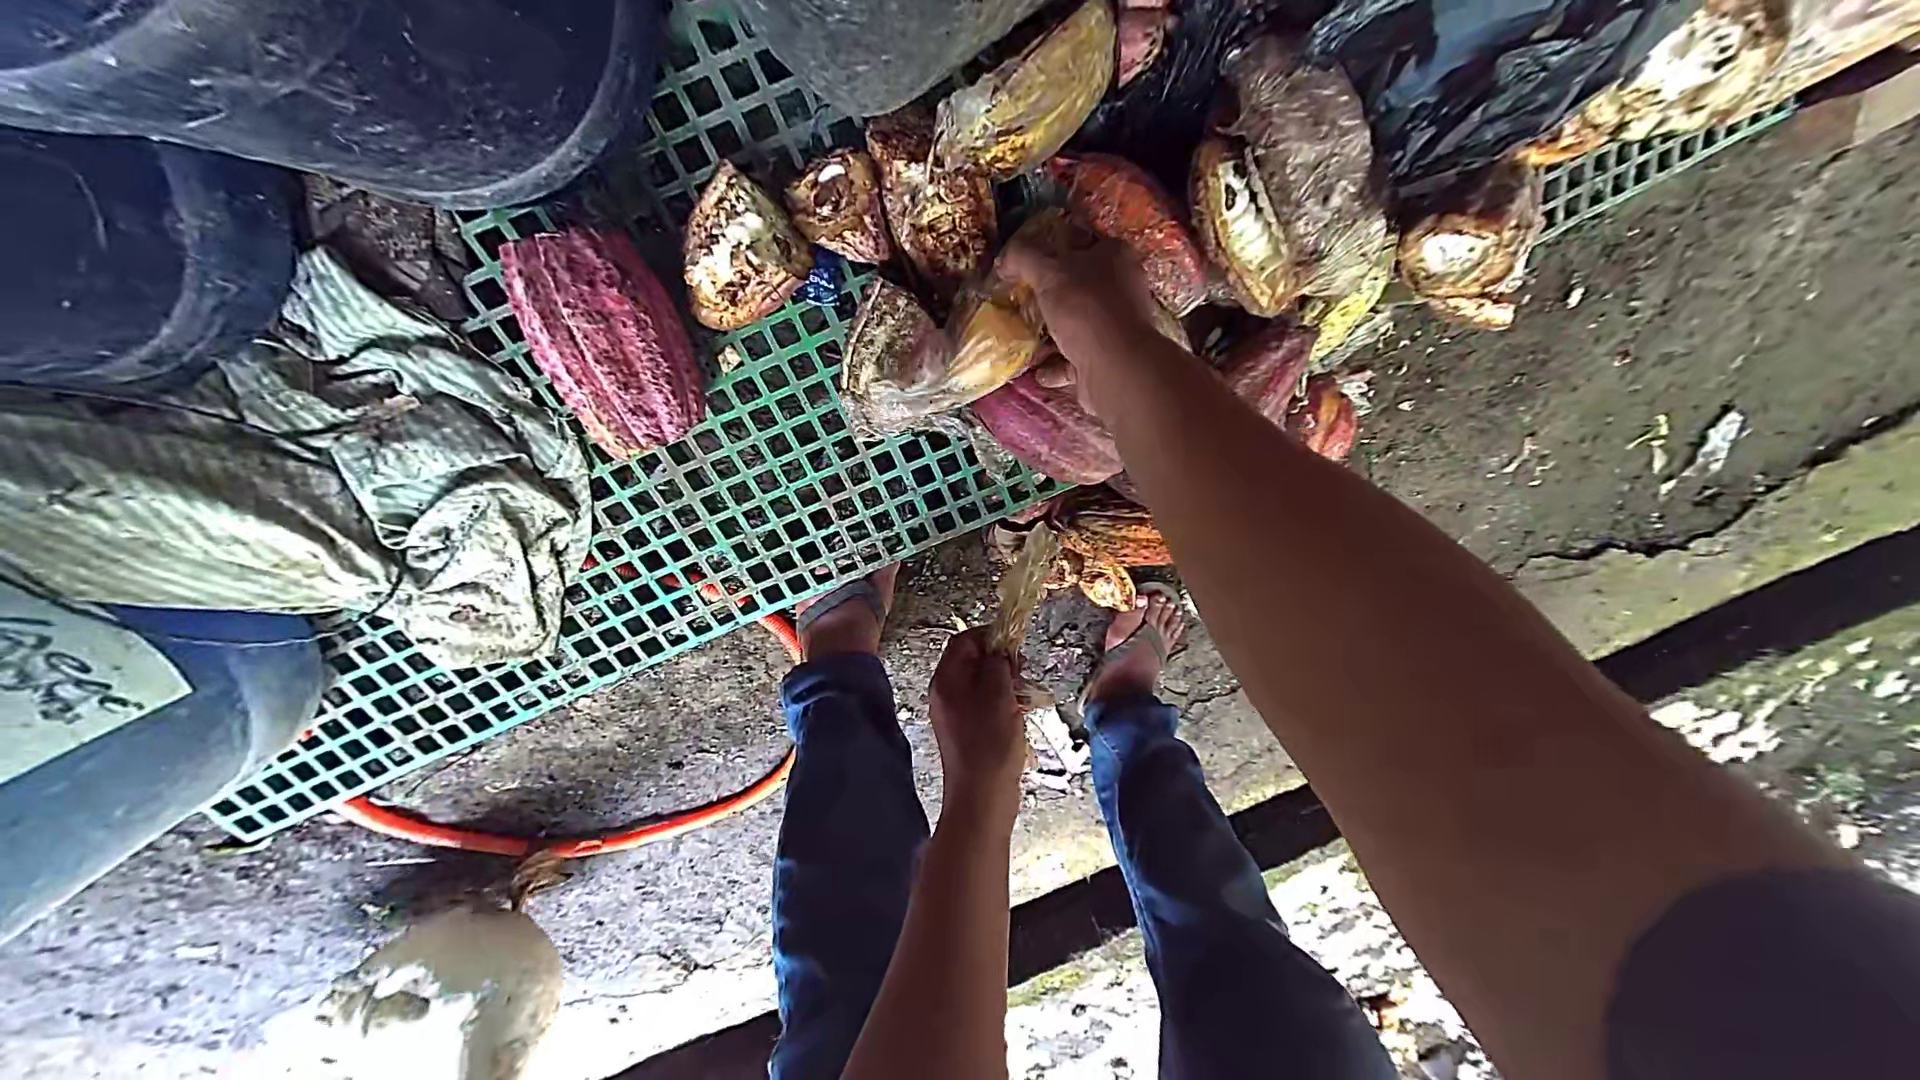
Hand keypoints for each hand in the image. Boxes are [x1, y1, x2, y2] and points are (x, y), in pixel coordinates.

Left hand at [927, 627, 1024, 815]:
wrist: (982, 797)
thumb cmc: (990, 743)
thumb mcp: (998, 692)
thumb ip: (997, 662)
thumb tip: (999, 648)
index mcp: (946, 680)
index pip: (964, 640)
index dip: (990, 636)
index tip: (1015, 645)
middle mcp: (945, 693)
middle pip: (972, 661)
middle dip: (999, 661)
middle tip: (1020, 673)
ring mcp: (954, 714)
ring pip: (981, 683)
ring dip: (1004, 683)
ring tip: (1022, 696)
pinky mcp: (966, 731)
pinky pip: (984, 705)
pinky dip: (1002, 703)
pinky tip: (1018, 715)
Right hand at [998, 231, 1163, 403]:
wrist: (1114, 367)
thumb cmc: (1085, 308)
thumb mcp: (1049, 272)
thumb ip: (1023, 258)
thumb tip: (1003, 259)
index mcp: (1113, 256)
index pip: (1081, 242)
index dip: (1052, 250)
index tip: (1025, 264)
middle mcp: (1119, 289)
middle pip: (1076, 289)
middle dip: (1046, 300)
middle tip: (1019, 304)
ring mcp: (1115, 327)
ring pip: (1075, 327)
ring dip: (1048, 338)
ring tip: (1023, 342)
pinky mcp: (1107, 359)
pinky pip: (1075, 360)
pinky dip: (1056, 366)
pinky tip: (1039, 371)